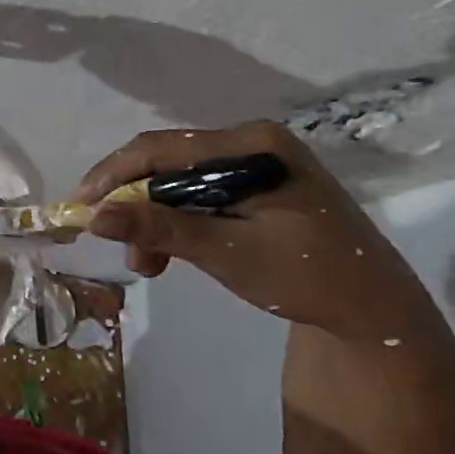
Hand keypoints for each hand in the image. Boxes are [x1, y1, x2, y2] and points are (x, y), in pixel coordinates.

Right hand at [73, 122, 431, 339]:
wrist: (374, 310)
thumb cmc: (306, 277)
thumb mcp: (226, 253)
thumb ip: (160, 229)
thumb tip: (95, 216)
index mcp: (251, 145)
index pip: (162, 147)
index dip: (113, 174)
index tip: (79, 205)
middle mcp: (251, 143)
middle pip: (168, 163)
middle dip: (135, 205)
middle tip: (114, 244)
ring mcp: (256, 163)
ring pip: (179, 182)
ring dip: (155, 219)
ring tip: (147, 264)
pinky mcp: (257, 186)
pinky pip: (200, 194)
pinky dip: (178, 223)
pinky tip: (169, 254)